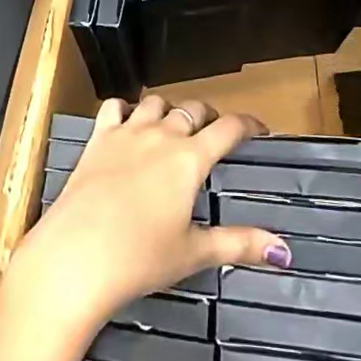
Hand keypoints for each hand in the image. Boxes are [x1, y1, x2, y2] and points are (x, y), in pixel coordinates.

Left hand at [26, 96, 287, 317]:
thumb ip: (239, 244)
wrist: (77, 255)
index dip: (248, 124)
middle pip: (191, 109)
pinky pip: (114, 107)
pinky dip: (125, 108)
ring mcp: (126, 133)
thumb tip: (283, 250)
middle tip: (215, 130)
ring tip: (175, 123)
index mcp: (189, 159)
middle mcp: (160, 136)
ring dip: (169, 109)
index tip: (258, 128)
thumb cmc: (139, 257)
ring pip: (155, 102)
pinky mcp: (98, 139)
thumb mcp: (194, 252)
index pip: (228, 128)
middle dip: (208, 116)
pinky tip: (127, 119)